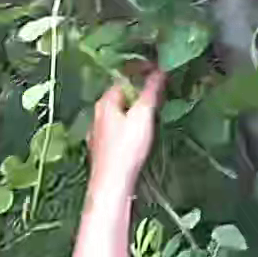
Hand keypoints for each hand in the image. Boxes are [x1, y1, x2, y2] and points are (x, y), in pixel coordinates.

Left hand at [87, 69, 161, 198]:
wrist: (111, 186)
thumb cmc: (126, 149)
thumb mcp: (142, 116)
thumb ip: (150, 92)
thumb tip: (159, 70)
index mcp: (105, 102)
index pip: (123, 78)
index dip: (140, 71)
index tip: (157, 70)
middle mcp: (98, 114)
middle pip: (120, 94)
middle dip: (138, 89)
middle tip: (157, 88)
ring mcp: (98, 132)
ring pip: (118, 112)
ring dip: (134, 107)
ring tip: (151, 108)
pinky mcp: (103, 148)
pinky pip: (117, 127)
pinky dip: (129, 123)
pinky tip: (138, 132)